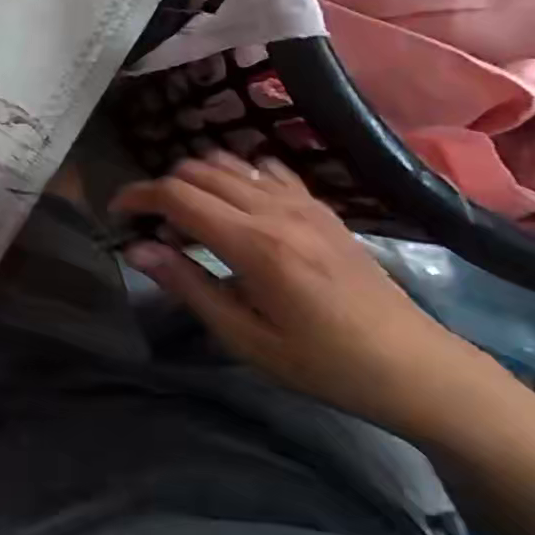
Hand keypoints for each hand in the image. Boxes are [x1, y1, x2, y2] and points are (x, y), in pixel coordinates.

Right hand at [112, 153, 499, 439]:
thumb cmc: (324, 364)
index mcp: (255, 245)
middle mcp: (277, 211)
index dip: (136, 197)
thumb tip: (136, 250)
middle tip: (150, 227)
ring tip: (186, 219)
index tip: (115, 215)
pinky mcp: (322, 209)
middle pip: (196, 171)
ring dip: (194, 181)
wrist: (419, 370)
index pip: (176, 195)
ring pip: (227, 163)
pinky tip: (232, 207)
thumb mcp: (245, 338)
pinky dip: (234, 177)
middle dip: (160, 190)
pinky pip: (265, 170)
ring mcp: (304, 205)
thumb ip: (187, 286)